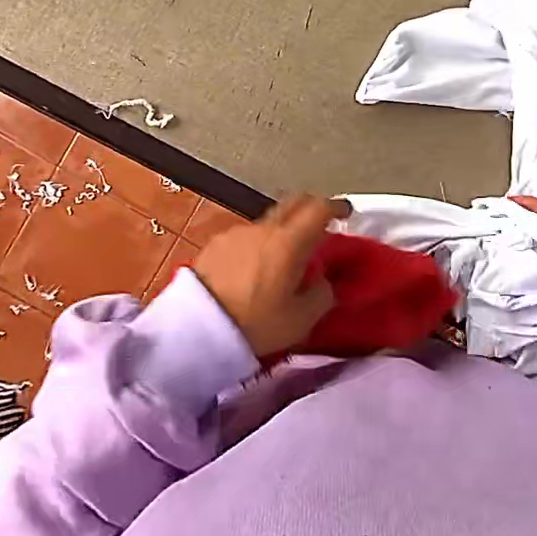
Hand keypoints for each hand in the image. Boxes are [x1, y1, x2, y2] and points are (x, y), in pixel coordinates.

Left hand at [194, 195, 348, 356]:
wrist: (192, 333)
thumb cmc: (252, 325)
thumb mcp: (301, 319)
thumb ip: (322, 295)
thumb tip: (323, 283)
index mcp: (289, 243)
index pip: (320, 208)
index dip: (336, 207)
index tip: (344, 212)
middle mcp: (263, 230)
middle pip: (294, 203)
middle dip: (312, 209)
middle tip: (320, 224)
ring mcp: (236, 235)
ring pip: (269, 222)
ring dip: (281, 232)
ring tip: (281, 261)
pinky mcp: (214, 246)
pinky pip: (245, 238)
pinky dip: (257, 247)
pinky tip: (252, 272)